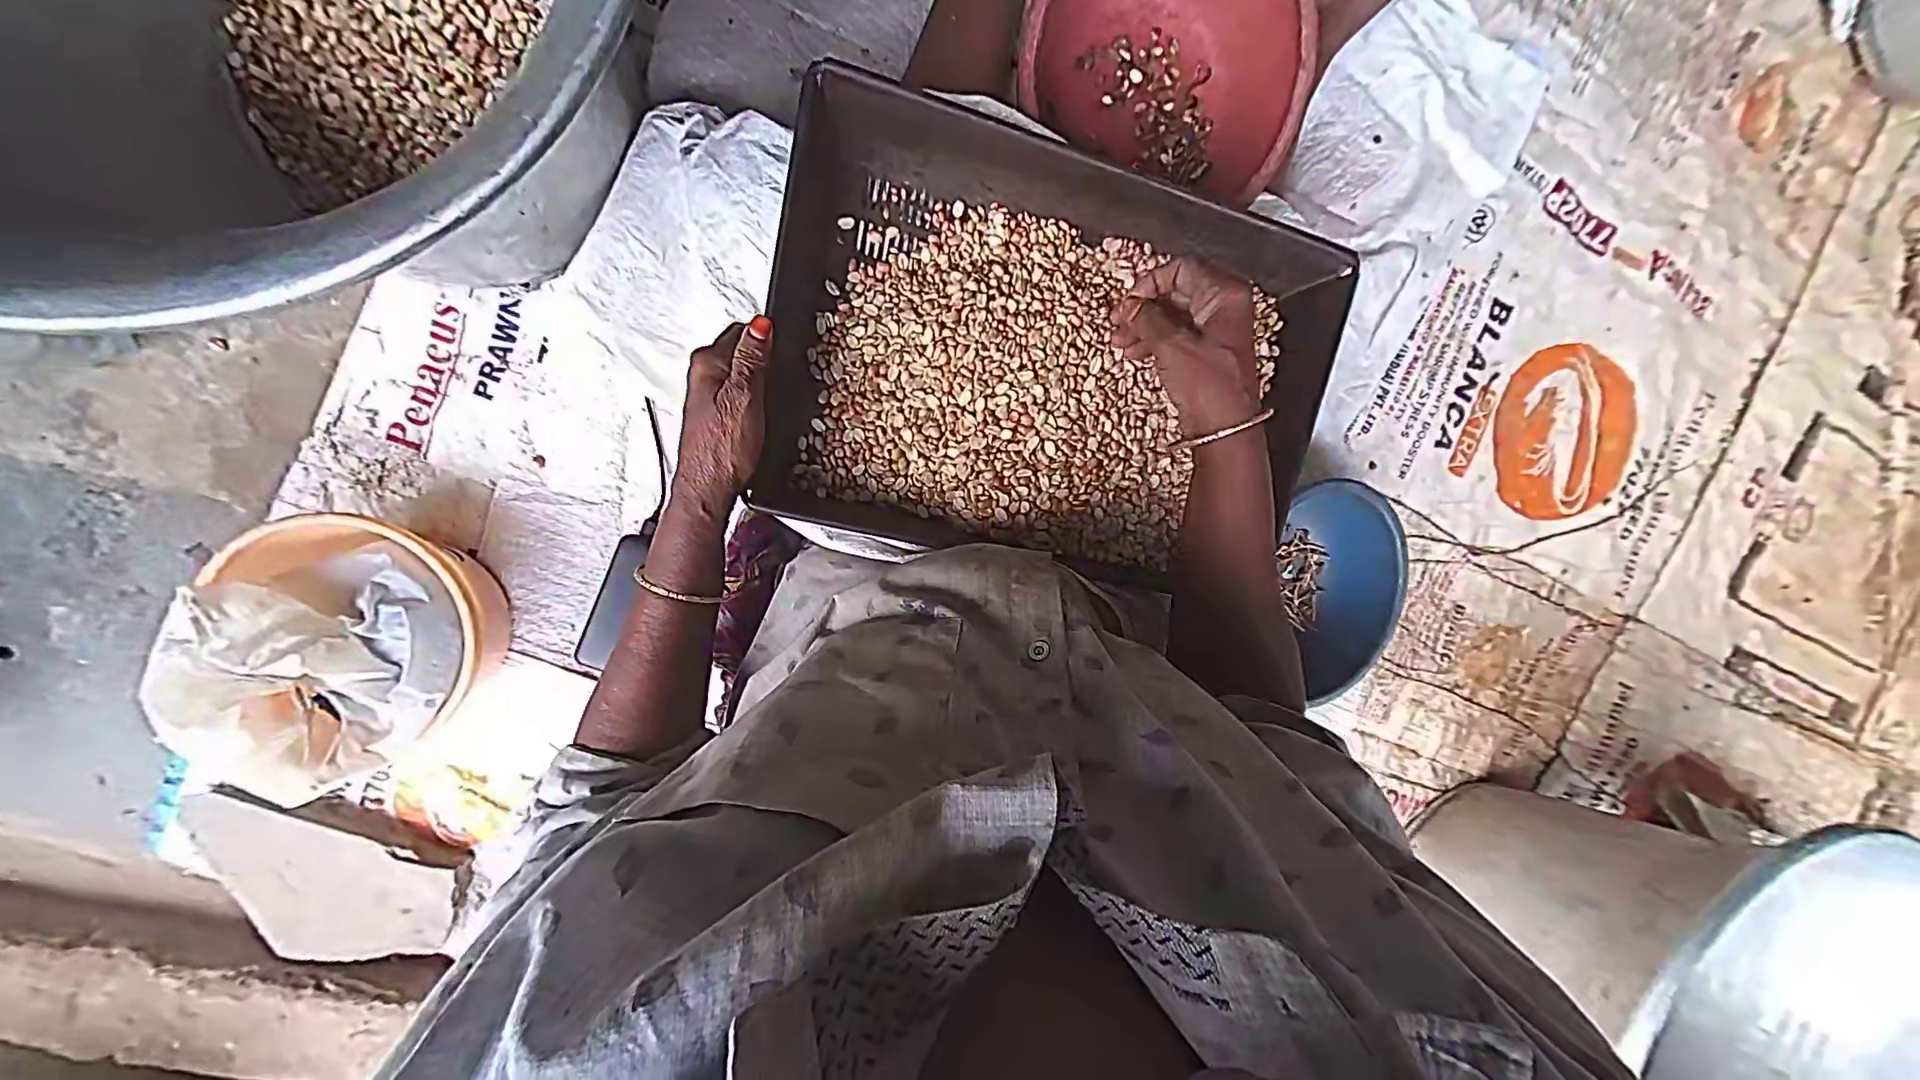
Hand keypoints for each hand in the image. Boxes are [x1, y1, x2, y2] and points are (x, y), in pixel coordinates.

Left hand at [672, 316, 772, 515]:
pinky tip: (766, 411)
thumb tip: (761, 326)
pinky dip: (757, 396)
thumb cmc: (722, 450)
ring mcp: (709, 396)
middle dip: (766, 357)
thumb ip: (753, 359)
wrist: (709, 489)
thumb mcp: (745, 397)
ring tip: (778, 392)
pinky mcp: (718, 415)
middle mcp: (703, 376)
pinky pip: (742, 393)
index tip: (787, 348)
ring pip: (743, 373)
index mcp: (707, 363)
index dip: (769, 338)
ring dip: (763, 378)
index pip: (743, 331)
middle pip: (742, 350)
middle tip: (787, 370)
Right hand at [1111, 258, 1260, 439]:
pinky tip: (1134, 353)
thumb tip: (1129, 306)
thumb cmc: (1210, 387)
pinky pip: (1174, 336)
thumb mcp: (1172, 347)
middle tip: (1118, 323)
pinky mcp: (1205, 352)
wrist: (1223, 428)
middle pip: (1175, 293)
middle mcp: (1223, 308)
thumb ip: (1147, 320)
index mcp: (1225, 295)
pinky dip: (1153, 341)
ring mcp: (1214, 331)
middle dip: (1142, 309)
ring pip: (1171, 316)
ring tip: (1121, 343)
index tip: (1128, 302)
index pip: (1181, 270)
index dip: (1149, 283)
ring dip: (1143, 327)